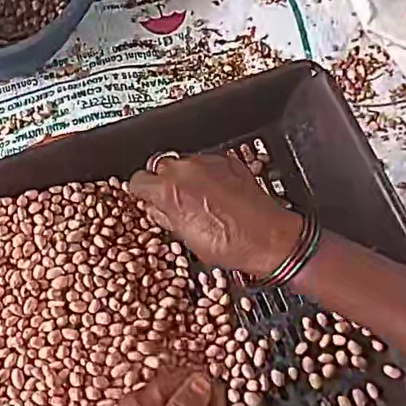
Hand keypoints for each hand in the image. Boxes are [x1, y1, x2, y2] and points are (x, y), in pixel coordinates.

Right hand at [128, 153, 302, 276]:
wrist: (267, 238)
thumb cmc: (229, 243)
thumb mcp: (185, 237)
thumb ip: (164, 217)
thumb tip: (155, 208)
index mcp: (168, 190)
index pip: (138, 180)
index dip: (141, 192)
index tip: (146, 198)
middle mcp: (185, 170)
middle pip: (160, 167)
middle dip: (163, 182)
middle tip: (172, 201)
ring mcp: (207, 163)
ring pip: (184, 164)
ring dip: (185, 178)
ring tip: (197, 200)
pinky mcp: (227, 161)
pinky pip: (206, 164)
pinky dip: (206, 175)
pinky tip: (215, 195)